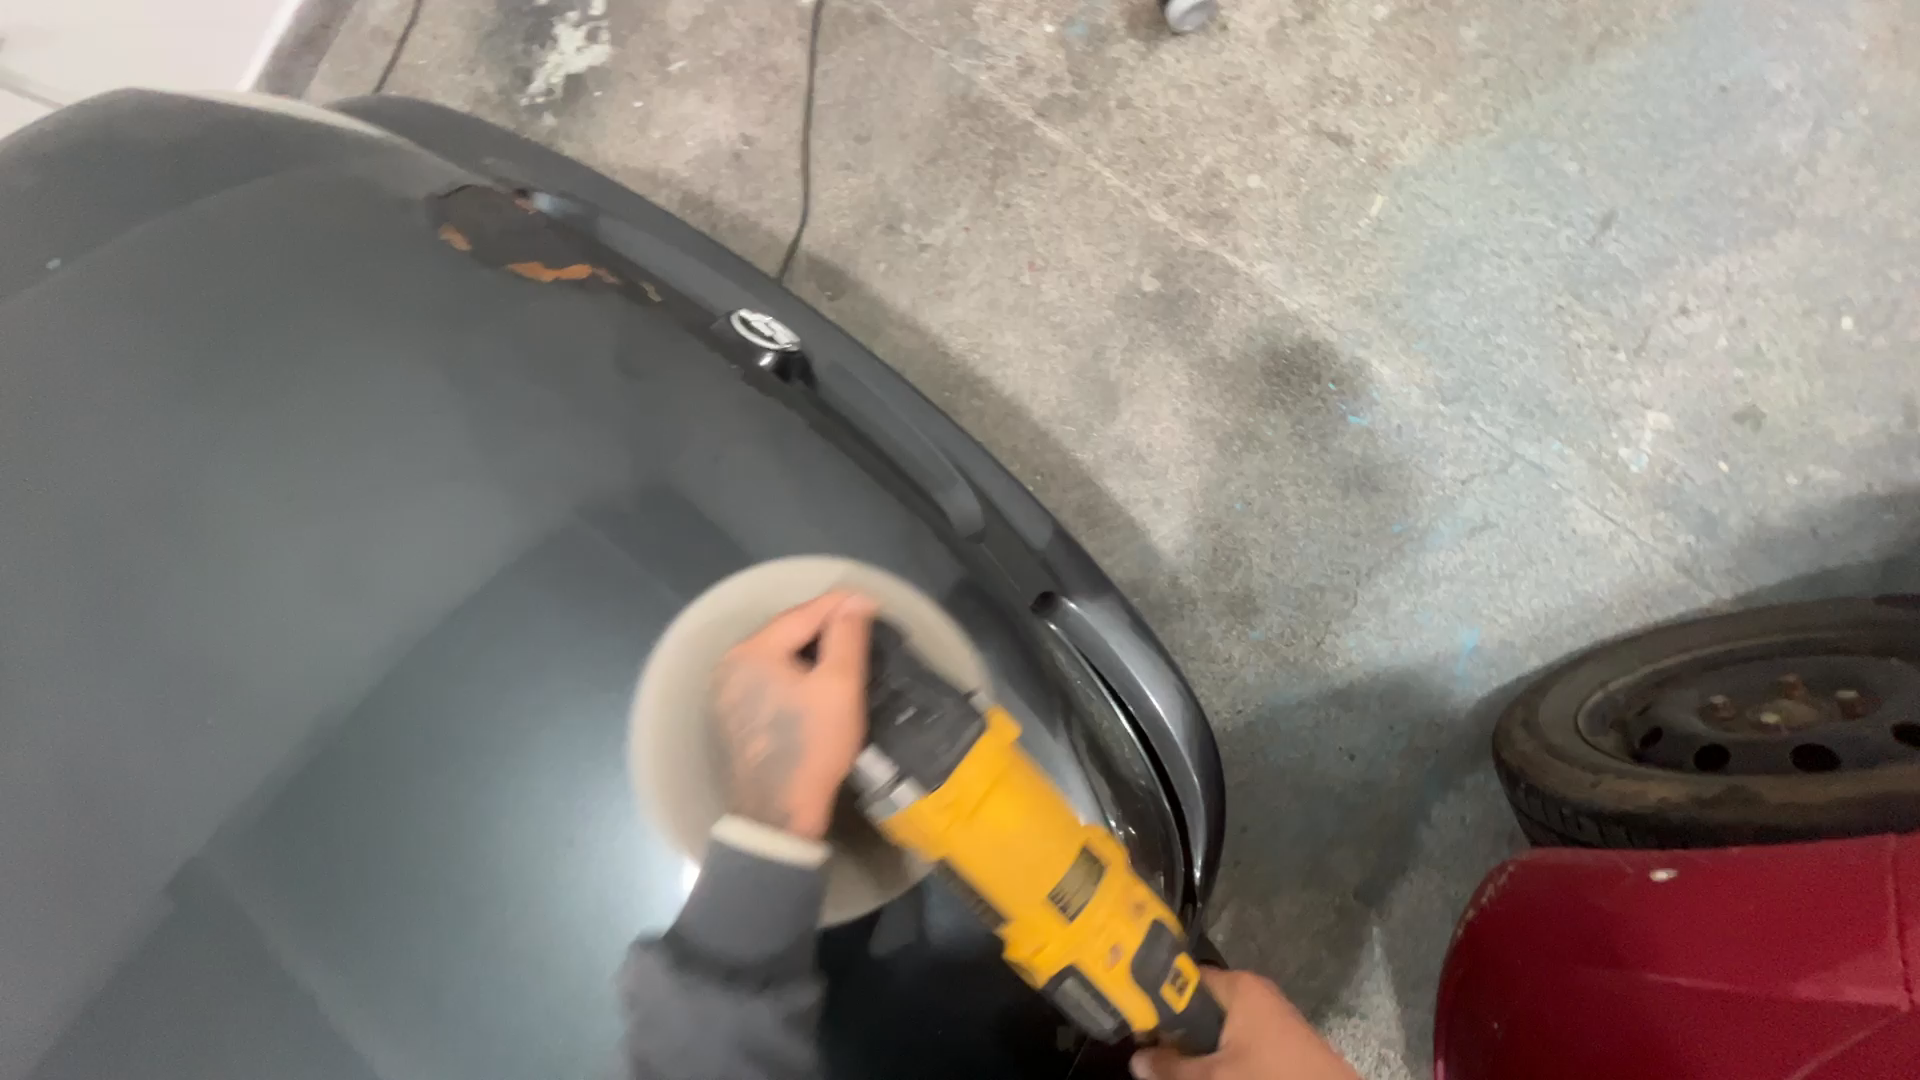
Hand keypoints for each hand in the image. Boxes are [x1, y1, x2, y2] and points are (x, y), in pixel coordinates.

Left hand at [711, 590, 879, 839]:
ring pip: (779, 656)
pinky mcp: (735, 716)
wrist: (779, 815)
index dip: (840, 606)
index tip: (872, 603)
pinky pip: (771, 678)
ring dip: (811, 650)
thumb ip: (847, 635)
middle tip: (862, 627)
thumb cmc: (812, 746)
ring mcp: (727, 692)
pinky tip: (818, 681)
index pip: (803, 614)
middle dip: (825, 627)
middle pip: (787, 632)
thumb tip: (855, 599)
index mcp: (751, 651)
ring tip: (846, 651)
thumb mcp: (839, 685)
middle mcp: (730, 665)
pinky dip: (796, 673)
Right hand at [1132, 970, 1360, 1079]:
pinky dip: (1225, 1060)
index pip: (1183, 977)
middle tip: (1156, 1056)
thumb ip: (1173, 1069)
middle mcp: (1255, 993)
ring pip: (1221, 1029)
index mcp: (1239, 986)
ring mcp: (1272, 1020)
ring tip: (1180, 1071)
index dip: (1158, 999)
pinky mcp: (1284, 1047)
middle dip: (1180, 1032)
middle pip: (1201, 1005)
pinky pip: (1241, 1044)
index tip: (1139, 1024)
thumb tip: (1135, 1060)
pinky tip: (1214, 1077)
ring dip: (1202, 1050)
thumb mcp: (1216, 1079)